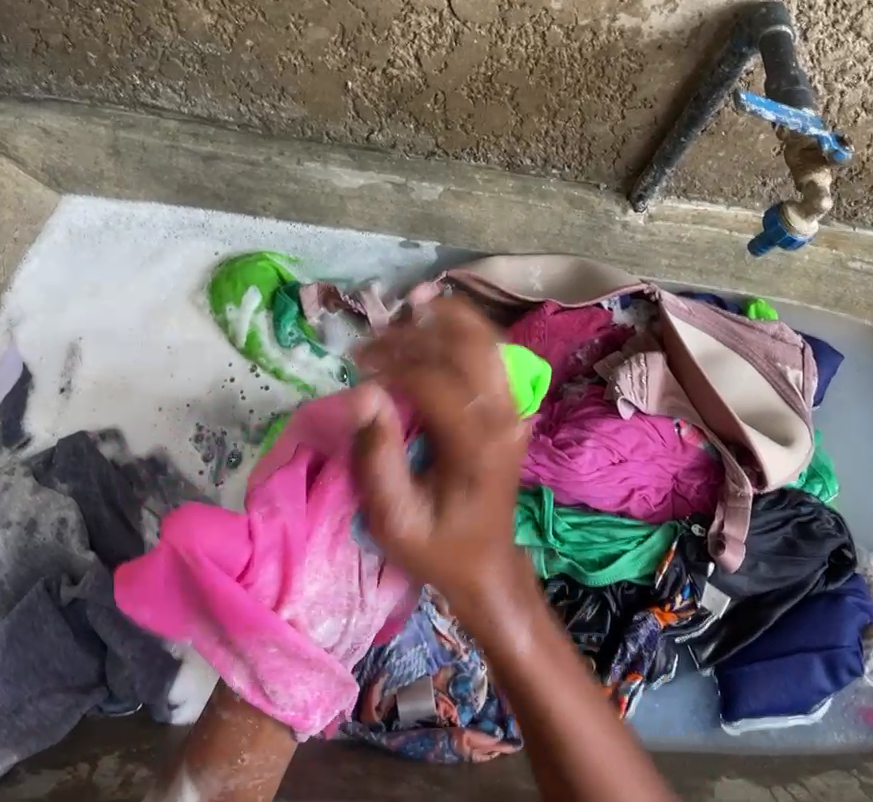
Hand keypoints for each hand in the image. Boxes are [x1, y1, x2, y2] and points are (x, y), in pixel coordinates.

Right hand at [350, 296, 535, 614]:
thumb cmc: (437, 547)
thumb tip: (365, 395)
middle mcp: (503, 418)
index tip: (359, 365)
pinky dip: (464, 329)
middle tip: (374, 339)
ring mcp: (513, 410)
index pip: (435, 380)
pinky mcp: (510, 407)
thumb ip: (378, 458)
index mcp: (476, 447)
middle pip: (468, 347)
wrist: (487, 565)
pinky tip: (435, 320)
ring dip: (446, 318)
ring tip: (406, 307)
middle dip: (416, 332)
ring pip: (486, 341)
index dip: (394, 363)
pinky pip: (492, 353)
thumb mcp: (395, 518)